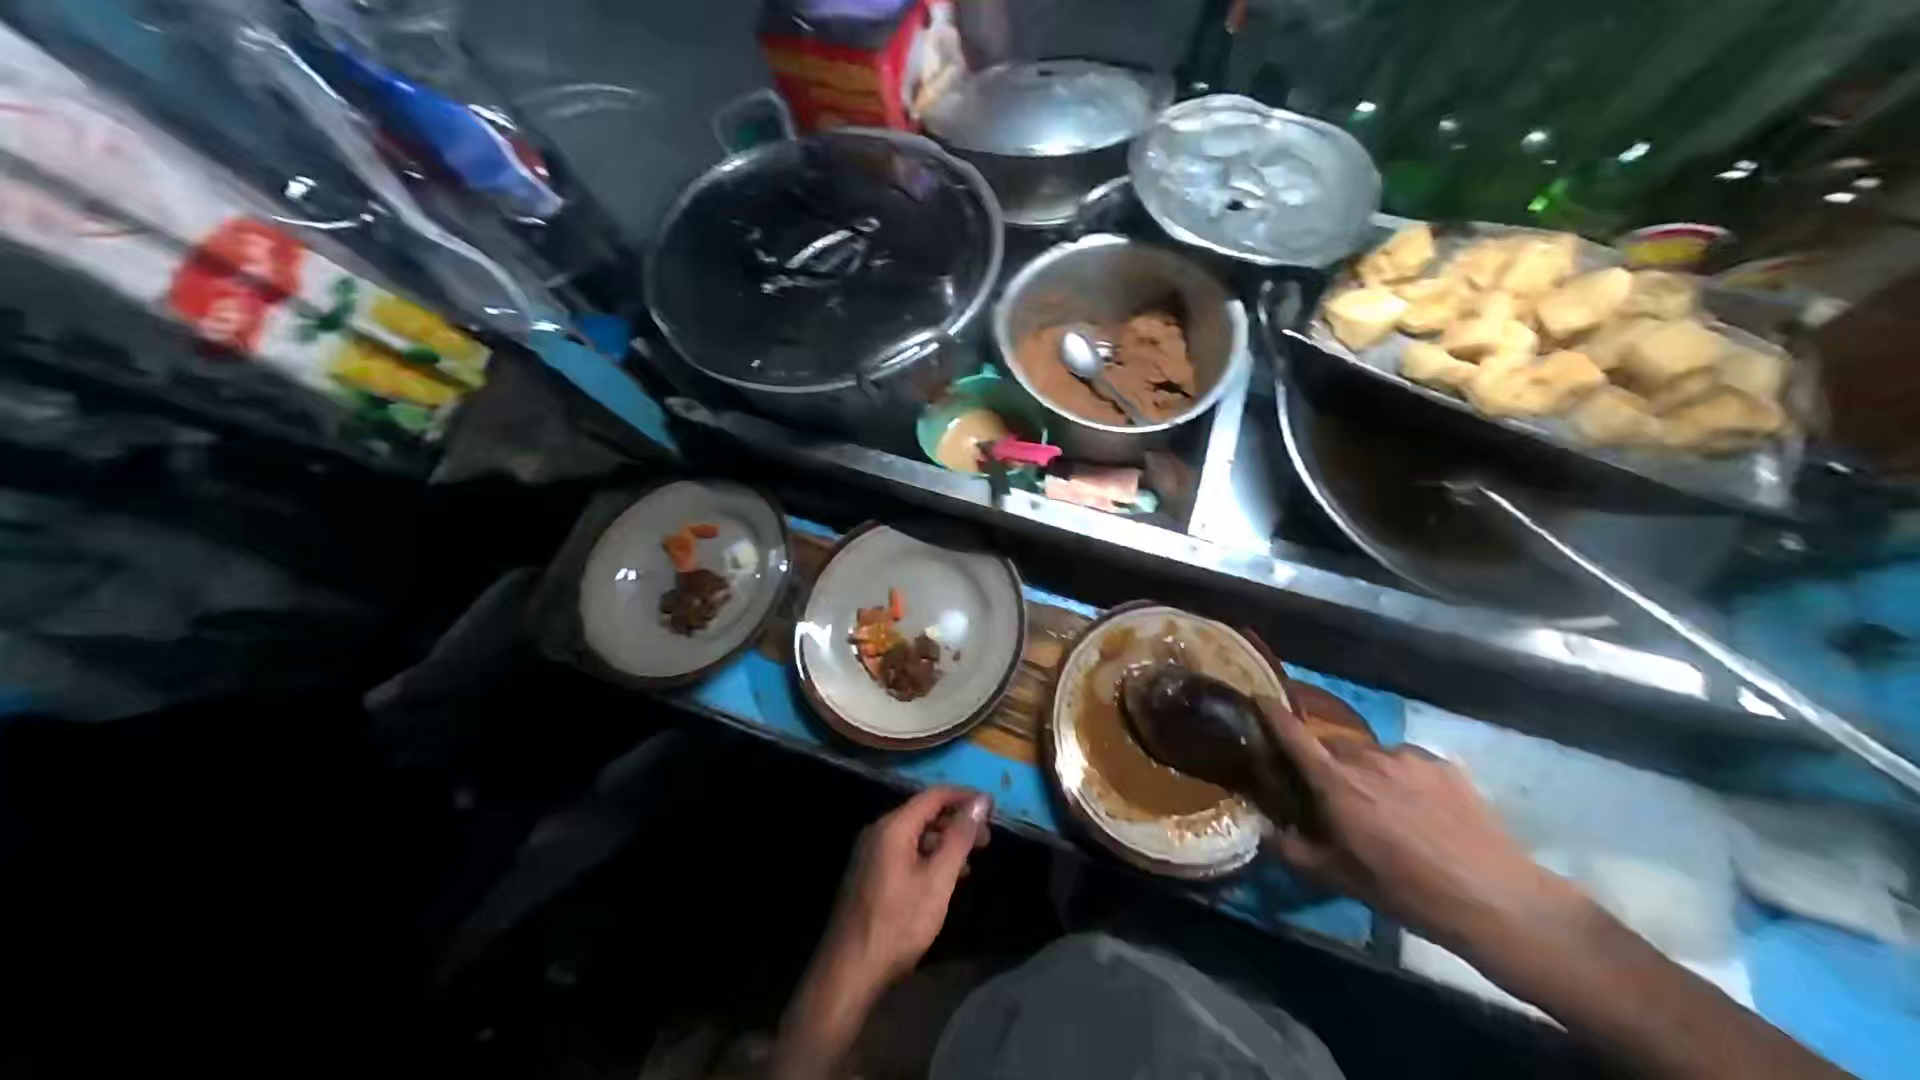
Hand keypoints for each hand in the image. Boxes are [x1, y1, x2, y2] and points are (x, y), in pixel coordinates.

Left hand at [817, 785, 990, 995]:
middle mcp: (878, 832)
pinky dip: (928, 855)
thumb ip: (959, 838)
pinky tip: (945, 876)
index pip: (934, 795)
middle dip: (957, 821)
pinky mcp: (869, 873)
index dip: (965, 797)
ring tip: (971, 859)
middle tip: (986, 839)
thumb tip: (980, 801)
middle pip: (923, 813)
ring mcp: (870, 853)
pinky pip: (903, 851)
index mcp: (893, 827)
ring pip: (914, 834)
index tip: (993, 807)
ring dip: (944, 840)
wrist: (849, 972)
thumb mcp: (937, 880)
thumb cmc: (898, 924)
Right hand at [1260, 700, 1587, 949]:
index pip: (1294, 737)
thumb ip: (1297, 852)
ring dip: (1366, 771)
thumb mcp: (1342, 880)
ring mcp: (1409, 758)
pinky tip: (1420, 808)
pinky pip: (1407, 761)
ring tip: (1384, 806)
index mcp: (1336, 784)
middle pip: (1333, 746)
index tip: (1259, 698)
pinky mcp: (1443, 765)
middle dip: (1326, 762)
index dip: (1273, 714)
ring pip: (1371, 753)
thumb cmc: (1408, 892)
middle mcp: (1368, 760)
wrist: (1497, 901)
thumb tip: (1268, 833)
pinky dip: (1401, 776)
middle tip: (1334, 793)